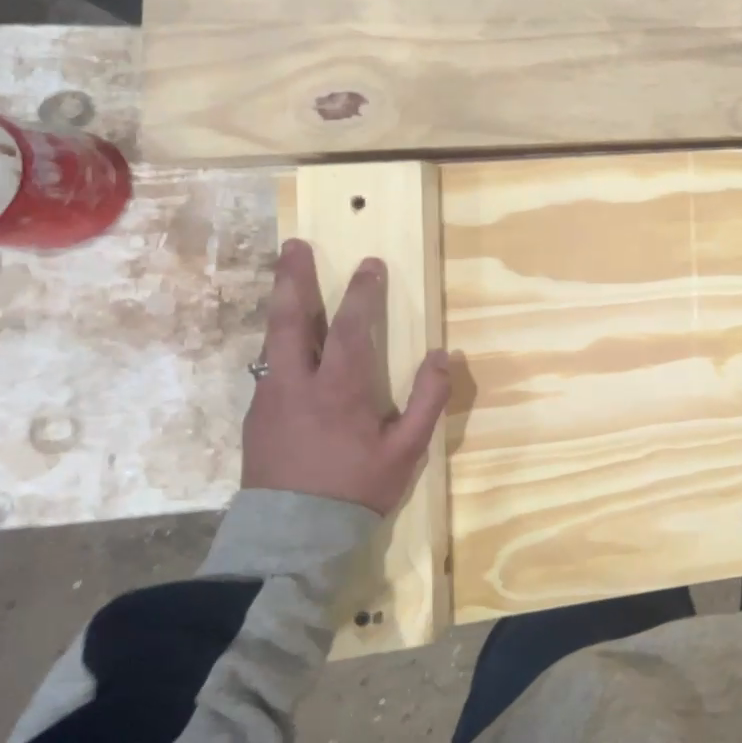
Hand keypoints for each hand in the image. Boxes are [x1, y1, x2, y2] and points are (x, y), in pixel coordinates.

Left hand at [242, 239, 451, 515]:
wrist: (291, 536)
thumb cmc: (358, 487)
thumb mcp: (409, 448)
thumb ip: (430, 399)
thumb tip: (443, 355)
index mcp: (339, 390)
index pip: (350, 328)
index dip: (362, 293)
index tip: (370, 263)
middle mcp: (296, 386)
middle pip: (289, 321)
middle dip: (292, 280)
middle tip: (294, 245)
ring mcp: (270, 400)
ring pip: (272, 341)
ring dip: (281, 304)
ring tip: (286, 278)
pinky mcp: (257, 417)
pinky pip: (270, 365)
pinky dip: (281, 339)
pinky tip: (290, 337)